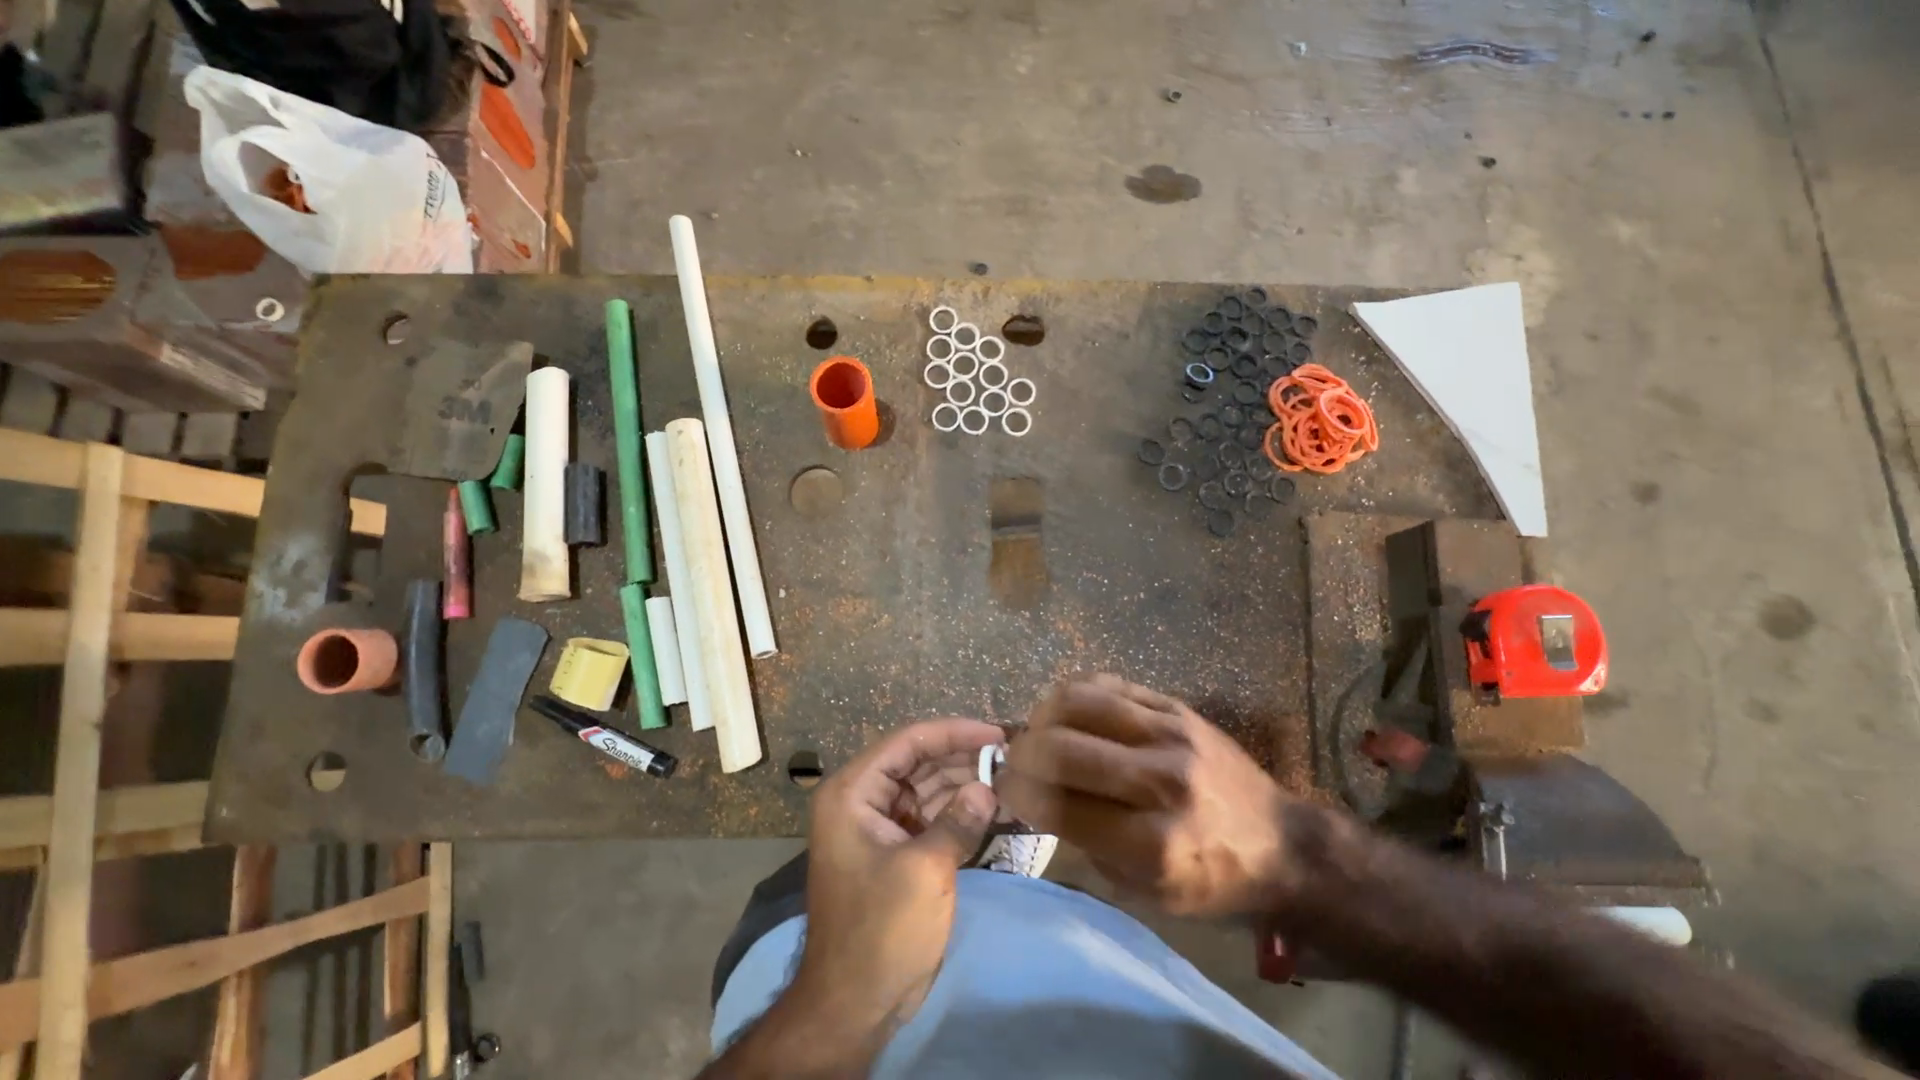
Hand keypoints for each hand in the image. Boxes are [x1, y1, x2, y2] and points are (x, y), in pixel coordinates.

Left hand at [794, 718, 1003, 1035]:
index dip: (953, 733)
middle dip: (963, 758)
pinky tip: (996, 808)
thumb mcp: (925, 869)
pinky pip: (930, 820)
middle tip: (1014, 755)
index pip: (907, 742)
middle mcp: (862, 801)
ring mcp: (878, 828)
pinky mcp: (896, 854)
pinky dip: (960, 814)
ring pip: (927, 790)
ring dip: (965, 785)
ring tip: (1012, 778)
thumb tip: (988, 787)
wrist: (854, 1001)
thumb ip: (958, 820)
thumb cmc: (882, 928)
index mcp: (852, 793)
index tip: (998, 733)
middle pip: (917, 763)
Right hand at [997, 674, 1305, 916]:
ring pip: (1078, 701)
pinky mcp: (1179, 708)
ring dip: (1042, 716)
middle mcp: (1160, 782)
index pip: (1057, 804)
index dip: (1017, 794)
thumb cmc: (1210, 881)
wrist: (1282, 844)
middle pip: (1061, 747)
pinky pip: (1109, 684)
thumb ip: (1084, 844)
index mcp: (1151, 842)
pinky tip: (1068, 713)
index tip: (1002, 791)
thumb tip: (1034, 797)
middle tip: (1013, 763)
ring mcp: (1171, 736)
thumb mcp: (1143, 891)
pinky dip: (1075, 695)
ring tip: (1038, 733)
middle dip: (1021, 755)